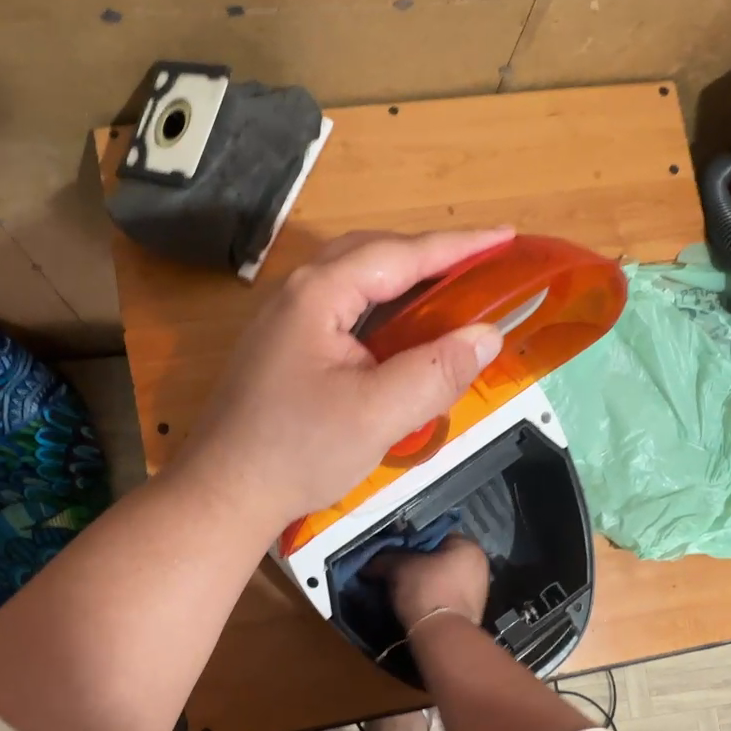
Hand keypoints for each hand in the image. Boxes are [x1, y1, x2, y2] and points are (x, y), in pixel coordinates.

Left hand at [173, 229, 511, 527]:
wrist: (223, 494)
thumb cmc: (297, 452)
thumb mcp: (377, 415)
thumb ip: (435, 371)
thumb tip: (486, 336)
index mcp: (318, 294)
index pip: (400, 255)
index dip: (459, 246)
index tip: (507, 236)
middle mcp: (298, 294)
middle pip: (374, 256)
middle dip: (431, 255)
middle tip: (482, 264)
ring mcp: (285, 322)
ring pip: (356, 283)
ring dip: (405, 281)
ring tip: (452, 290)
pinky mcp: (284, 350)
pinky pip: (345, 311)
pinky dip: (384, 311)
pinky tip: (401, 333)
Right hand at [382, 535, 490, 629]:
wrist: (441, 636)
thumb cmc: (425, 590)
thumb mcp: (398, 567)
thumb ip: (385, 559)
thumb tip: (370, 564)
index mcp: (468, 547)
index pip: (435, 537)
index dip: (412, 545)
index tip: (395, 555)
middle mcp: (479, 566)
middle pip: (441, 560)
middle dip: (419, 566)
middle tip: (397, 573)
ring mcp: (480, 592)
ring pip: (444, 581)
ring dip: (425, 584)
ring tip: (403, 592)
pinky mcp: (473, 614)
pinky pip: (447, 599)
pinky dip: (433, 600)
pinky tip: (415, 606)